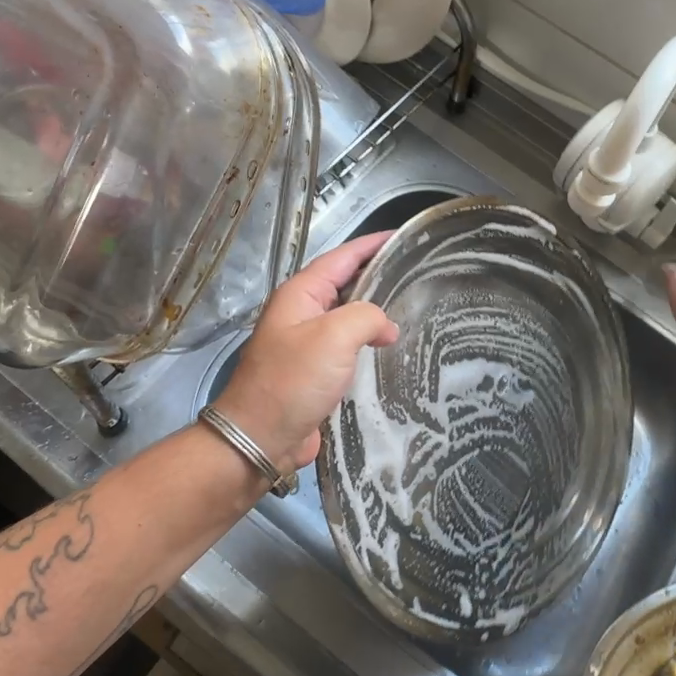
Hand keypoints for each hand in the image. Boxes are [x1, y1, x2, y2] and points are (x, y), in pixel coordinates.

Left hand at [214, 233, 399, 470]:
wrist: (259, 439)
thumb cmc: (292, 381)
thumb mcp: (335, 336)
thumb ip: (368, 316)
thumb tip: (386, 328)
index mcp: (301, 294)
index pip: (343, 256)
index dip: (372, 244)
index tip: (404, 236)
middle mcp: (303, 312)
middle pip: (346, 282)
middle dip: (378, 274)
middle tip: (417, 271)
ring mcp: (307, 343)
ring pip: (348, 315)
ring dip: (376, 310)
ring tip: (412, 306)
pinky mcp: (315, 371)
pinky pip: (348, 345)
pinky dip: (369, 340)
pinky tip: (391, 348)